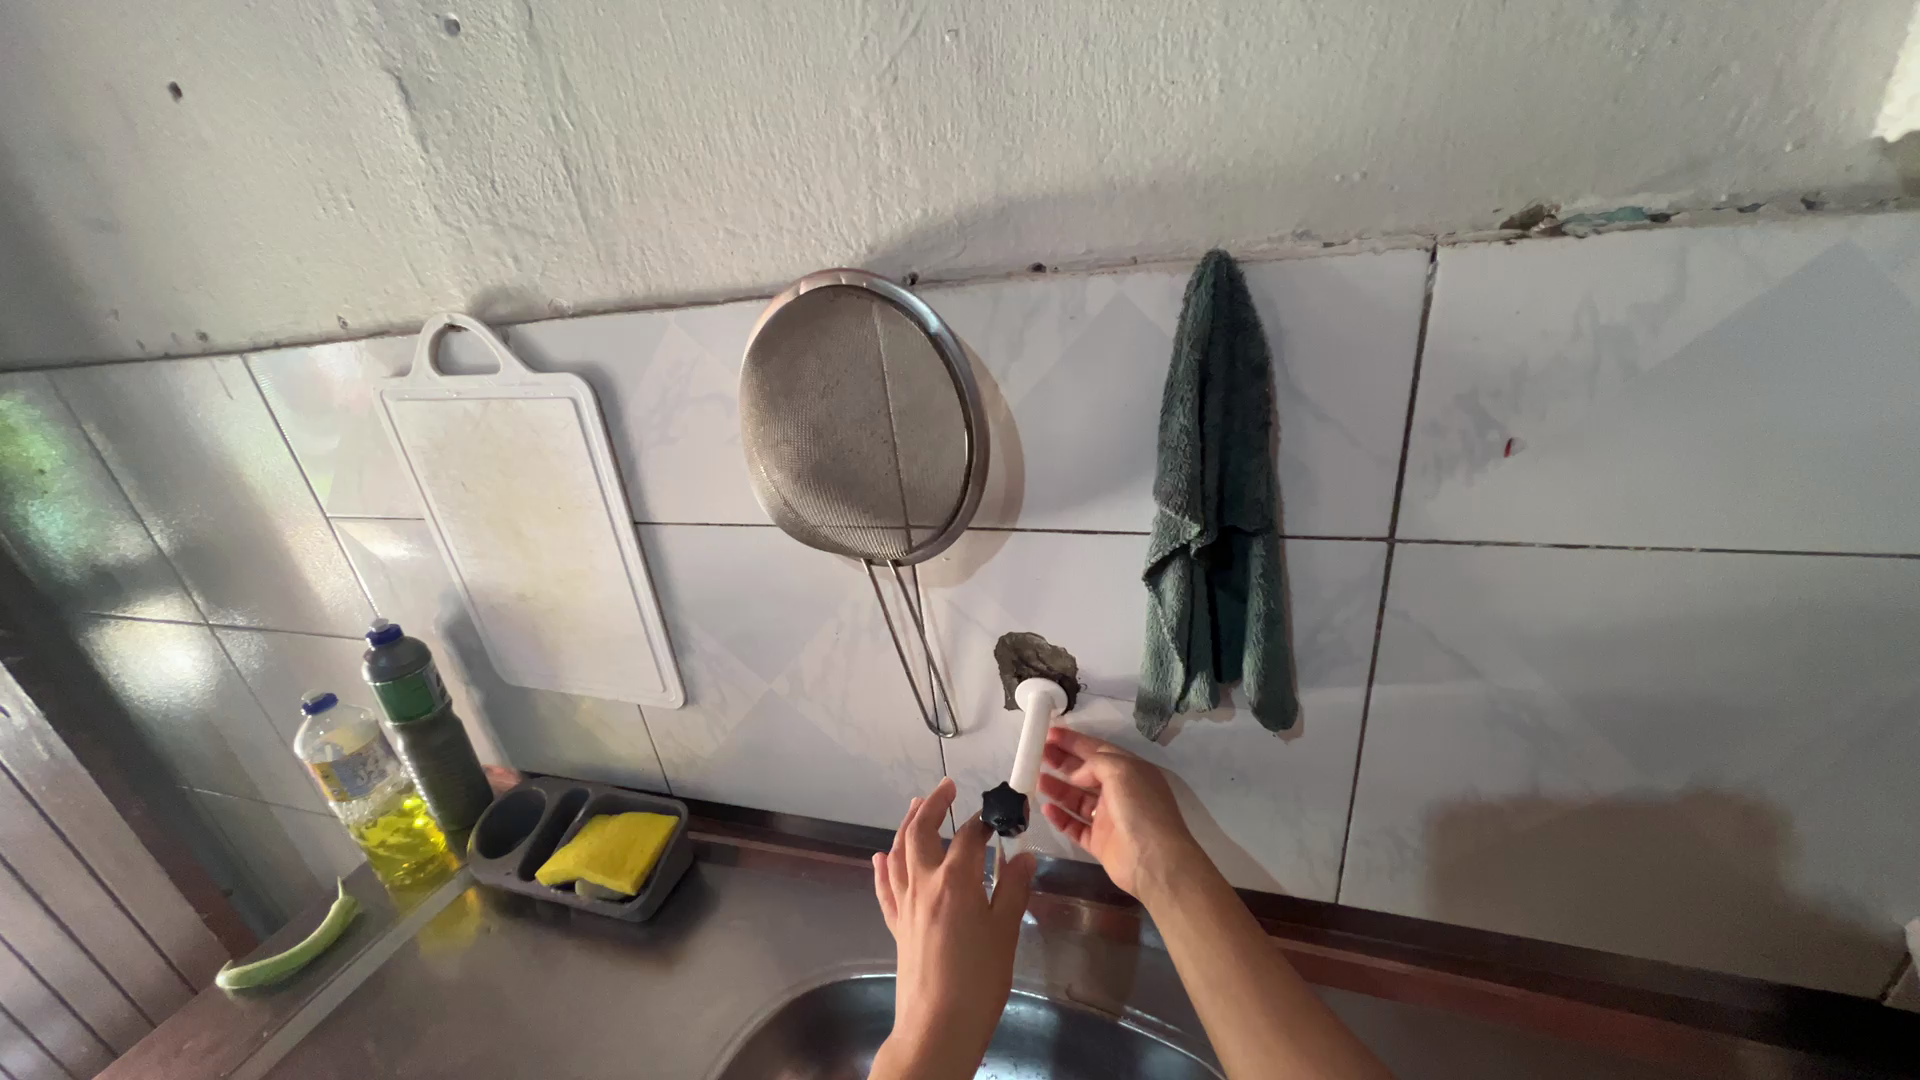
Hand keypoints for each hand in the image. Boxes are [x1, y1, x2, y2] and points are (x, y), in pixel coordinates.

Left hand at [871, 777, 1035, 1079]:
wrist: (937, 1029)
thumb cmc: (978, 981)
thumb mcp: (1005, 933)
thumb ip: (1013, 889)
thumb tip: (1025, 855)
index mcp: (955, 881)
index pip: (968, 836)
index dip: (985, 821)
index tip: (1000, 814)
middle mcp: (924, 884)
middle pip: (921, 832)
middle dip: (933, 804)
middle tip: (946, 787)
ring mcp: (906, 905)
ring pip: (899, 853)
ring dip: (906, 825)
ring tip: (914, 805)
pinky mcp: (897, 927)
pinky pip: (885, 889)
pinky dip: (883, 868)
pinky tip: (880, 857)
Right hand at [1039, 728, 1205, 900]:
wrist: (1155, 861)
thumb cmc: (1141, 808)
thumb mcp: (1121, 770)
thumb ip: (1095, 763)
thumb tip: (1077, 775)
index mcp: (1129, 770)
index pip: (1097, 750)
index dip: (1073, 741)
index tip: (1048, 733)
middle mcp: (1119, 792)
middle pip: (1085, 773)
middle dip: (1061, 761)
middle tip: (1037, 754)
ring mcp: (1109, 818)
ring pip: (1077, 799)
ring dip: (1057, 788)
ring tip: (1036, 779)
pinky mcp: (1100, 842)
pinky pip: (1075, 826)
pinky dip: (1060, 817)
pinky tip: (1046, 809)